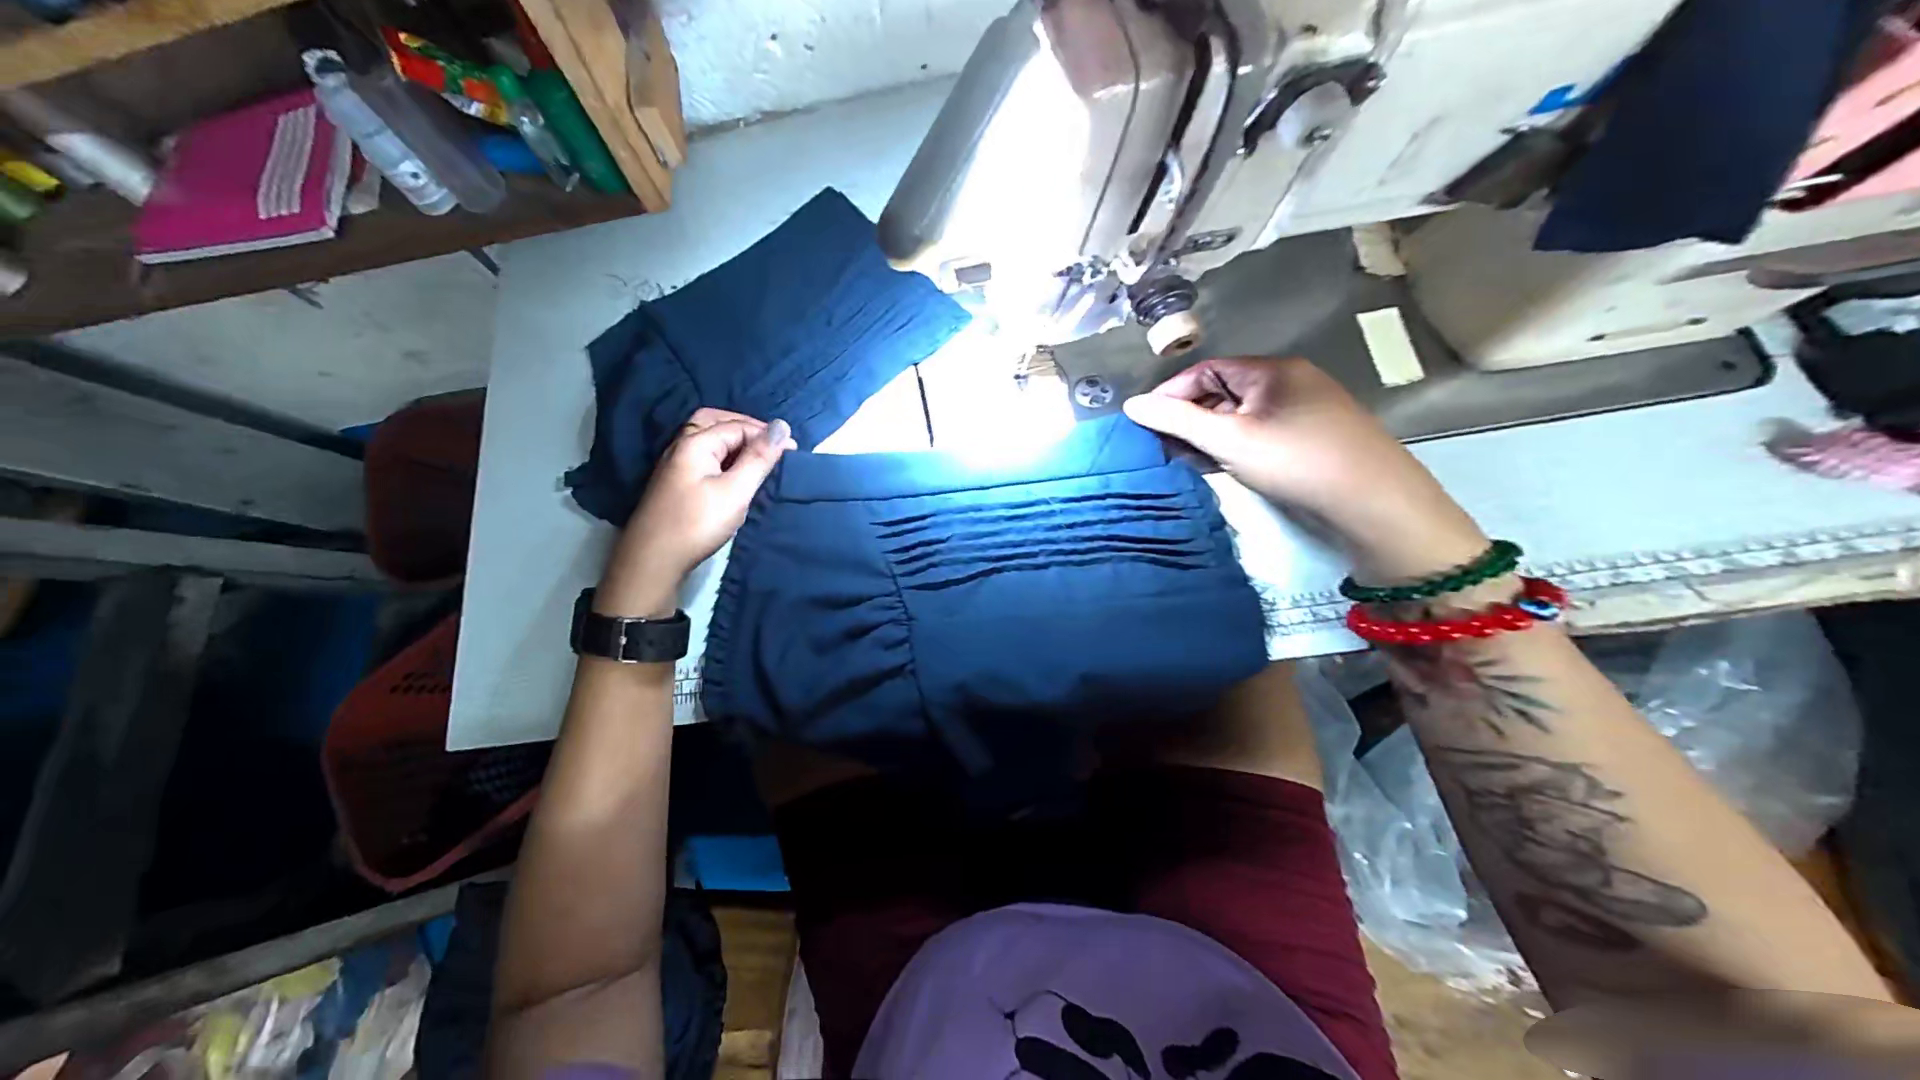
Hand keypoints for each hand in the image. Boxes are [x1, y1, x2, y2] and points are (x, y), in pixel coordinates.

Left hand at [597, 408, 795, 616]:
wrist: (653, 561)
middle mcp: (682, 447)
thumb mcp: (735, 490)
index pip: (737, 426)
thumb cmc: (697, 523)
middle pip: (715, 422)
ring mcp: (675, 465)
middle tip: (771, 444)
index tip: (795, 450)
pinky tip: (734, 472)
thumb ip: (759, 457)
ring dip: (734, 442)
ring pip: (707, 439)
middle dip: (745, 427)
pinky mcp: (675, 484)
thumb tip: (782, 425)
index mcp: (695, 442)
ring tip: (758, 457)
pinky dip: (723, 455)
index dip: (767, 434)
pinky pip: (703, 456)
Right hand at [1122, 357, 1489, 581]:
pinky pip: (1262, 432)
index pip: (1205, 370)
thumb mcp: (1228, 439)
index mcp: (1270, 370)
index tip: (1145, 422)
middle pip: (1223, 392)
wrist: (1373, 500)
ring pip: (1243, 416)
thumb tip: (1132, 405)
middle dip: (1190, 417)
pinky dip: (1237, 446)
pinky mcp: (1315, 436)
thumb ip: (1177, 421)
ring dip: (1212, 436)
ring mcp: (1306, 408)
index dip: (1171, 394)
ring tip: (1189, 462)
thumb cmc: (1295, 459)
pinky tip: (1226, 468)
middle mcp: (1290, 381)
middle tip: (1164, 448)